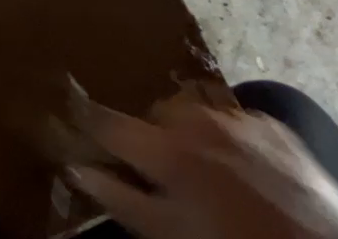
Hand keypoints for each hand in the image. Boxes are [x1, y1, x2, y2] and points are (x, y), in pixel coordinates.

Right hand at [67, 97, 337, 238]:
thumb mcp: (166, 232)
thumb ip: (118, 198)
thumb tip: (76, 169)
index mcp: (166, 148)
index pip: (107, 122)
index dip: (83, 117)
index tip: (65, 111)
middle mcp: (197, 119)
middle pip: (153, 114)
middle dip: (147, 134)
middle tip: (153, 169)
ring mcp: (238, 117)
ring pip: (193, 112)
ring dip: (185, 132)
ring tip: (196, 169)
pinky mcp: (272, 126)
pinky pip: (233, 120)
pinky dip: (224, 138)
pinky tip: (235, 170)